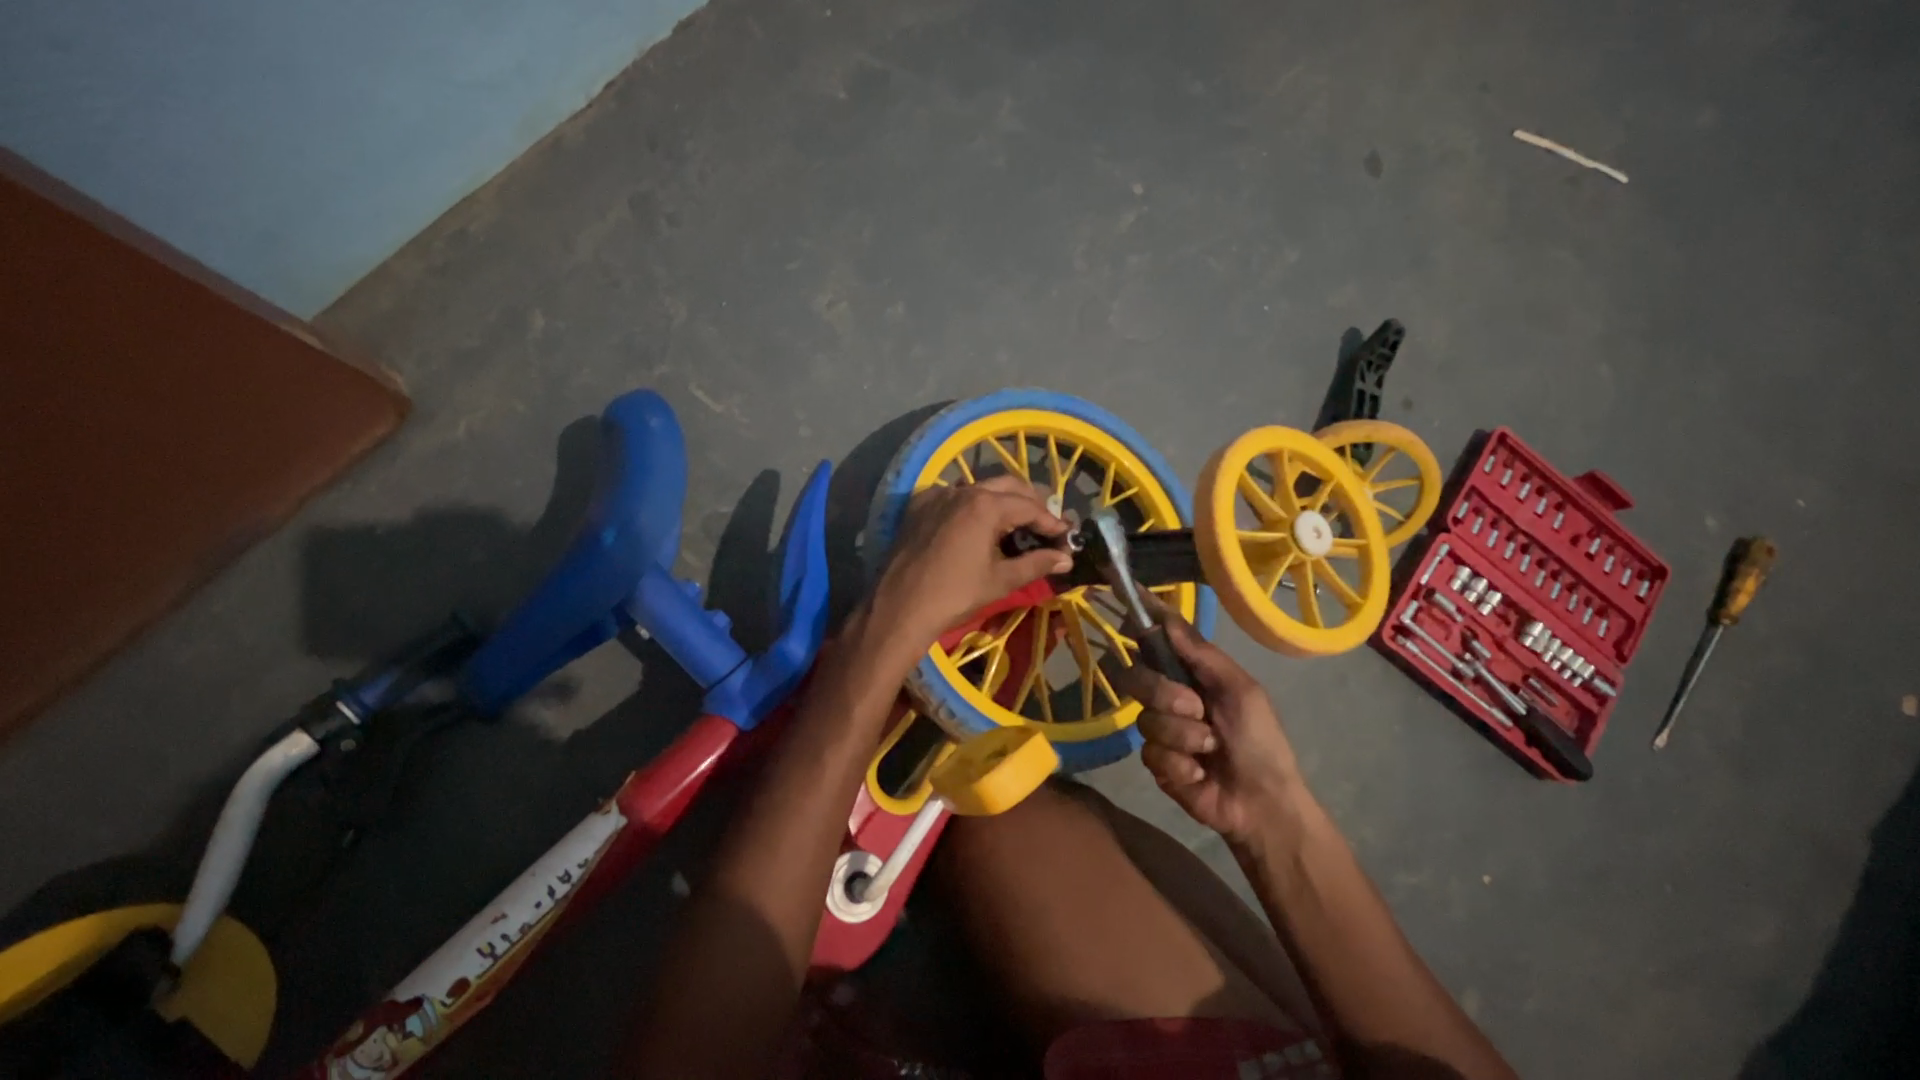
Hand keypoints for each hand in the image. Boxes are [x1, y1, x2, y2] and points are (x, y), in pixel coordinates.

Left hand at [871, 475, 1072, 644]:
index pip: (1029, 506)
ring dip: (1001, 499)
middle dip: (1030, 502)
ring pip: (979, 487)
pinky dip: (970, 503)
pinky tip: (976, 524)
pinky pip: (952, 495)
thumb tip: (1066, 558)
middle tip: (1045, 524)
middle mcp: (962, 490)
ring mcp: (937, 495)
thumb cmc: (955, 595)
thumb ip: (1036, 564)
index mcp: (985, 505)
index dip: (1051, 522)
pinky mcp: (918, 506)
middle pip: (1007, 486)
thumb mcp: (1001, 580)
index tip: (1066, 536)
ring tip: (1015, 522)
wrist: (901, 607)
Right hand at [1128, 613, 1302, 846]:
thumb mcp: (1241, 690)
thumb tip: (1166, 616)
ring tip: (1210, 751)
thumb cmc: (1260, 741)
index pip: (1156, 644)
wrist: (1262, 802)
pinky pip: (1150, 753)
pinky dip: (1179, 763)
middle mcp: (1170, 698)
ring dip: (1183, 736)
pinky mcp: (1156, 764)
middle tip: (1197, 709)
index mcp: (1192, 675)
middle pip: (1136, 678)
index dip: (1141, 626)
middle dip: (1165, 694)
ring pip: (1145, 720)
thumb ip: (1202, 654)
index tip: (1126, 599)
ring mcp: (1162, 731)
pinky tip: (1199, 774)